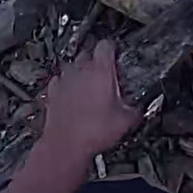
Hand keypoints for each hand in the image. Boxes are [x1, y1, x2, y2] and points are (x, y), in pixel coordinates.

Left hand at [32, 40, 139, 169]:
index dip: (113, 47)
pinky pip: (60, 80)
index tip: (117, 53)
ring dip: (81, 72)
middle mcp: (80, 71)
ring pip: (73, 65)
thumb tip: (140, 109)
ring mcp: (64, 80)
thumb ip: (135, 109)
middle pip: (89, 52)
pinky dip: (66, 85)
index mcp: (100, 71)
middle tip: (107, 73)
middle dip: (97, 60)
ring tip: (90, 85)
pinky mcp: (53, 92)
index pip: (106, 45)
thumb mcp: (125, 121)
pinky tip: (72, 95)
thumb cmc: (92, 132)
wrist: (65, 147)